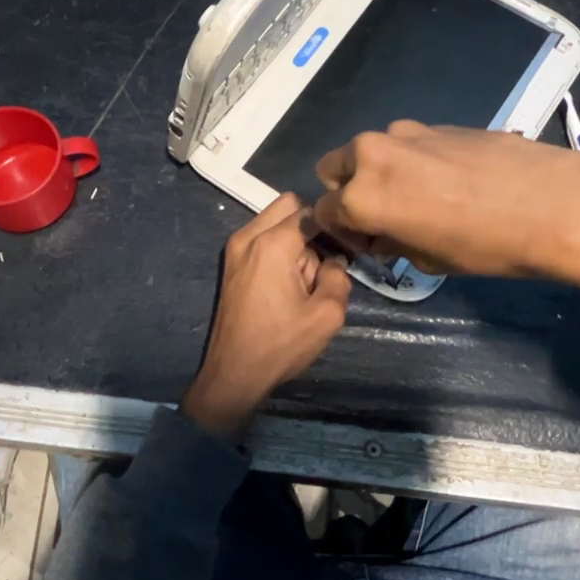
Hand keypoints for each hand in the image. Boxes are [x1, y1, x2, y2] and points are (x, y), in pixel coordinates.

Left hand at [183, 193, 351, 441]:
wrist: (233, 373)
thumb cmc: (280, 345)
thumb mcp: (326, 315)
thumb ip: (338, 278)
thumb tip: (334, 261)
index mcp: (272, 244)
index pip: (312, 212)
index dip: (334, 226)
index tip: (348, 248)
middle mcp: (249, 236)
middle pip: (289, 206)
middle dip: (311, 226)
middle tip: (323, 261)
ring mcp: (235, 249)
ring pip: (275, 222)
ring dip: (294, 240)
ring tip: (304, 279)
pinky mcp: (231, 264)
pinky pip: (262, 239)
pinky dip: (278, 250)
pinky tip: (288, 284)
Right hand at [312, 121, 579, 295]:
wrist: (553, 203)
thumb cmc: (485, 245)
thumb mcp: (428, 259)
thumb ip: (392, 241)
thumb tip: (384, 233)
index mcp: (361, 196)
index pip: (324, 212)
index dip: (342, 231)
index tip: (367, 243)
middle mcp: (372, 156)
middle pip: (334, 169)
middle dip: (349, 191)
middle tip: (385, 215)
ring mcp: (406, 133)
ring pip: (371, 153)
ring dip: (382, 173)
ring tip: (423, 197)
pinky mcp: (437, 123)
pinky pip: (407, 145)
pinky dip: (414, 161)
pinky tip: (452, 181)